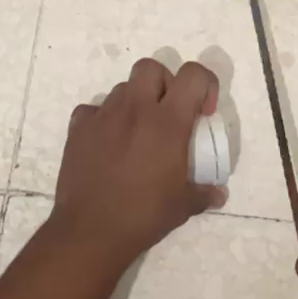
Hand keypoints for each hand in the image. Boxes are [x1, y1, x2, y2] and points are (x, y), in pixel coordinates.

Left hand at [48, 58, 225, 267]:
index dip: (205, 85)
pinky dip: (104, 120)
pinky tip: (108, 144)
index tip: (203, 114)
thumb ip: (204, 193)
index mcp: (167, 122)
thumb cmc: (144, 215)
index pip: (193, 75)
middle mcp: (135, 109)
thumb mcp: (184, 206)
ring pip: (122, 88)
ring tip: (137, 133)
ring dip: (135, 103)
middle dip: (164, 83)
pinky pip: (93, 110)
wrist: (91, 230)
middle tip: (168, 113)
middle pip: (151, 68)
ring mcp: (103, 116)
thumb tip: (219, 194)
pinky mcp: (78, 128)